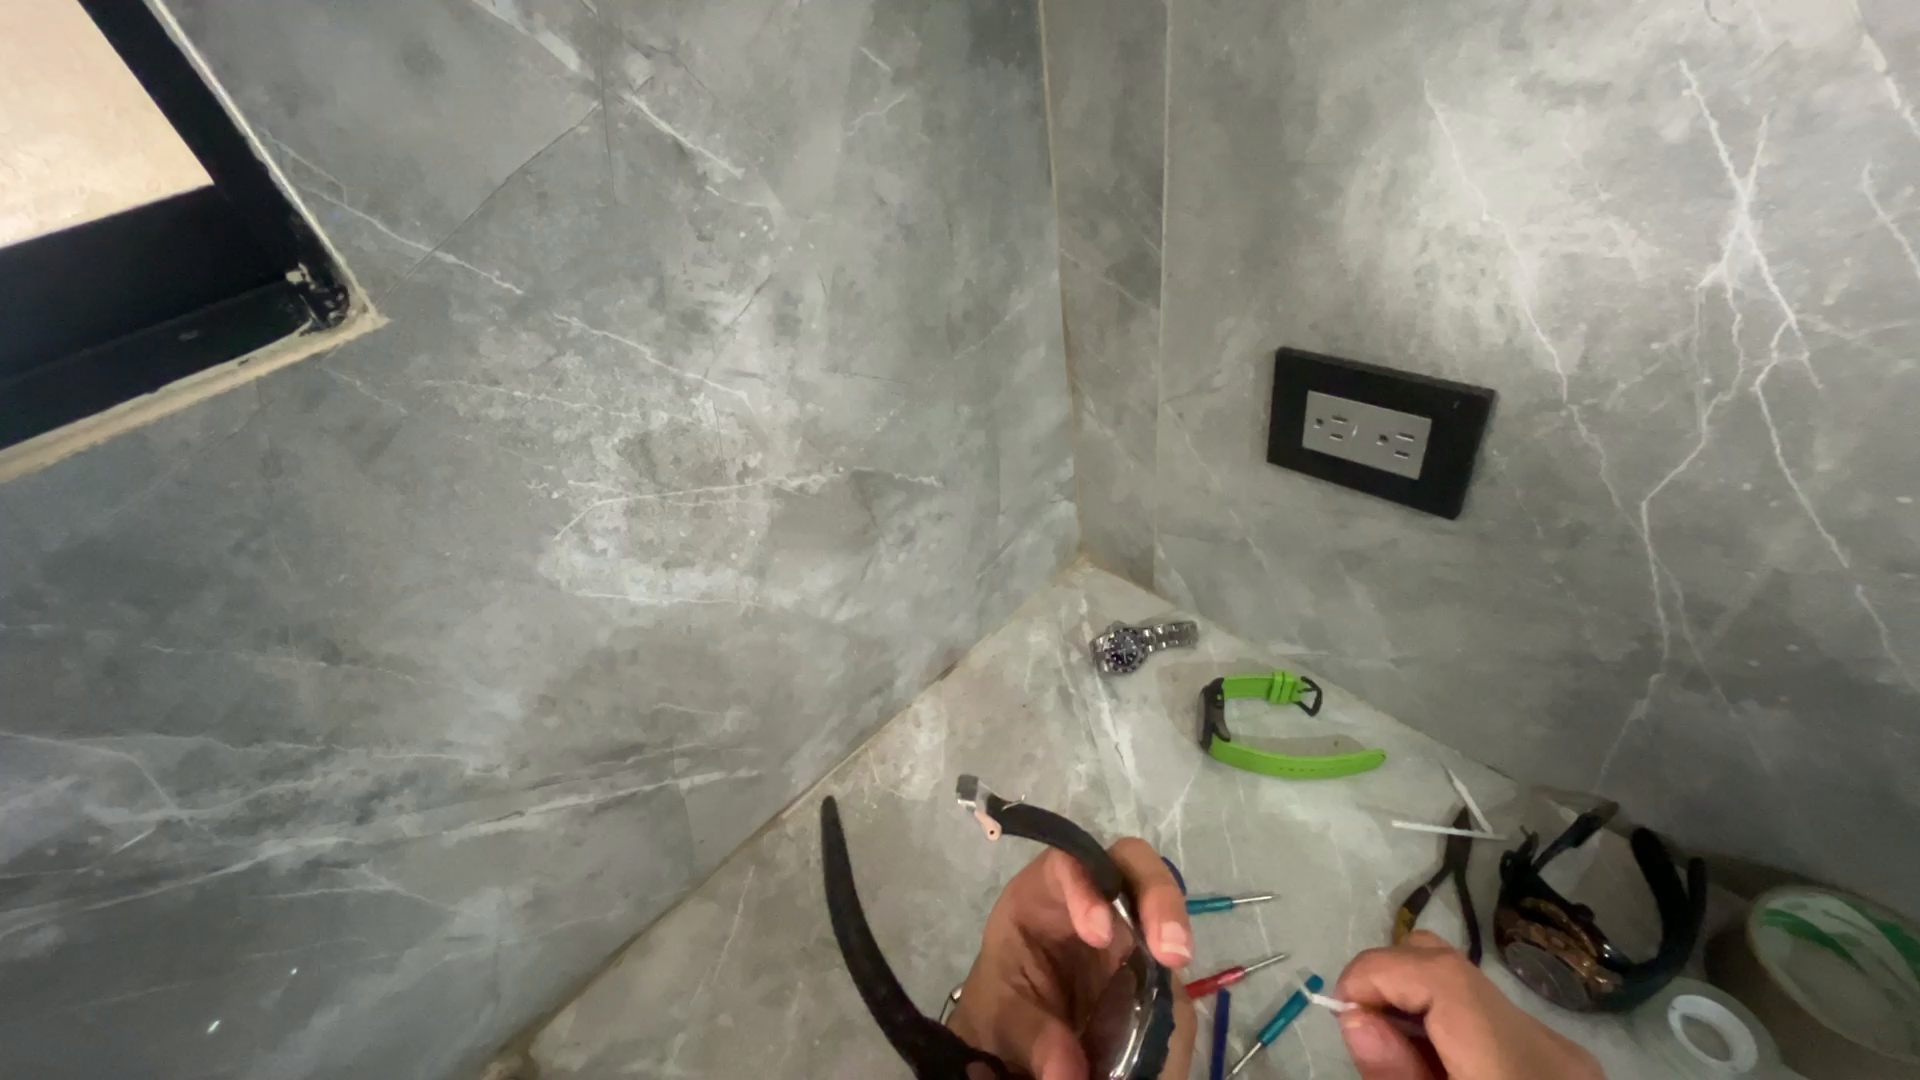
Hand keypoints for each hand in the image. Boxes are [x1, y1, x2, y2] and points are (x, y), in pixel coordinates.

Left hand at [946, 838, 1196, 1079]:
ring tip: (1171, 998)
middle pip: (1134, 868)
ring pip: (1164, 916)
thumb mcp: (999, 1016)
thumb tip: (1066, 1072)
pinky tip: (1158, 1039)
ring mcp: (1129, 932)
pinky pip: (1170, 978)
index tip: (1098, 933)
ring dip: (1175, 949)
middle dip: (1158, 899)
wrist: (1020, 1037)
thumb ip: (1030, 1036)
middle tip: (1171, 951)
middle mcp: (1095, 899)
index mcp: (1046, 891)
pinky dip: (1170, 1003)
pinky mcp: (1151, 973)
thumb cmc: (1002, 1002)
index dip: (1088, 887)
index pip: (1069, 863)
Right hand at [1334, 932, 1605, 1079]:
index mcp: (1516, 1068)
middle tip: (1366, 1031)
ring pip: (1463, 982)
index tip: (1344, 1011)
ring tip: (1399, 1052)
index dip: (1376, 973)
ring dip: (1414, 998)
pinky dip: (1445, 1022)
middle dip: (1389, 980)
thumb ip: (1396, 1077)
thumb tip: (1354, 1016)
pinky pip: (1485, 1012)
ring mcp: (1560, 1052)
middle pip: (1445, 962)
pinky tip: (1438, 1067)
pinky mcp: (1561, 1064)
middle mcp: (1546, 1044)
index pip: (1438, 973)